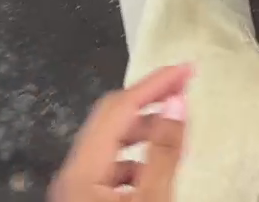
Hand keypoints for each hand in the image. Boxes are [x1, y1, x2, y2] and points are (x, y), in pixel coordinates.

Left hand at [49, 64, 190, 201]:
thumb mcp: (150, 199)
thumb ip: (163, 151)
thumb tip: (177, 101)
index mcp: (82, 168)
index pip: (122, 105)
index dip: (157, 82)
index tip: (187, 69)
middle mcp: (72, 172)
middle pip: (112, 117)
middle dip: (149, 98)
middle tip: (182, 88)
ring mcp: (74, 188)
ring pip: (111, 142)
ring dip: (143, 127)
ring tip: (174, 127)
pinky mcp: (82, 200)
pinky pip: (110, 165)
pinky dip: (135, 155)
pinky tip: (155, 167)